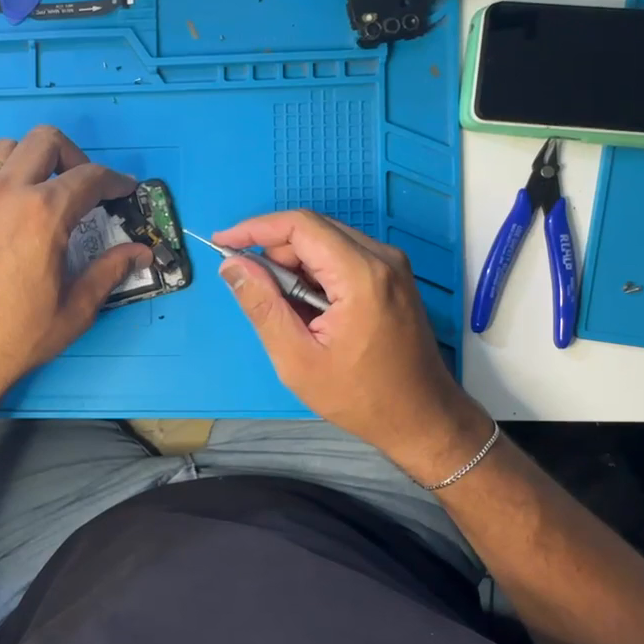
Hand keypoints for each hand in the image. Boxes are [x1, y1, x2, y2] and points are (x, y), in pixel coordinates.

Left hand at [0, 127, 149, 420]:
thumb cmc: (15, 338)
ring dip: (28, 162)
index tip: (123, 190)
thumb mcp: (74, 310)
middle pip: (45, 140)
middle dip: (72, 156)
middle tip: (80, 187)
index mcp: (43, 215)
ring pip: (3, 148)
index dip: (114, 180)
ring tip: (36, 192)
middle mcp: (5, 192)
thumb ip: (109, 272)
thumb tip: (140, 252)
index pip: (89, 176)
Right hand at [214, 211, 494, 485]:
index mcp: (361, 275)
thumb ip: (262, 306)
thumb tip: (232, 266)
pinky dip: (315, 274)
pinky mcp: (393, 277)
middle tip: (253, 291)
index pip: (300, 225)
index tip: (222, 242)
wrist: (421, 417)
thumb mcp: (297, 358)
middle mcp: (382, 258)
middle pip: (313, 230)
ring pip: (326, 242)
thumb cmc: (359, 396)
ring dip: (294, 265)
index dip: (255, 229)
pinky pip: (342, 256)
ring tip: (285, 311)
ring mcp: (392, 265)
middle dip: (273, 252)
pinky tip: (309, 311)